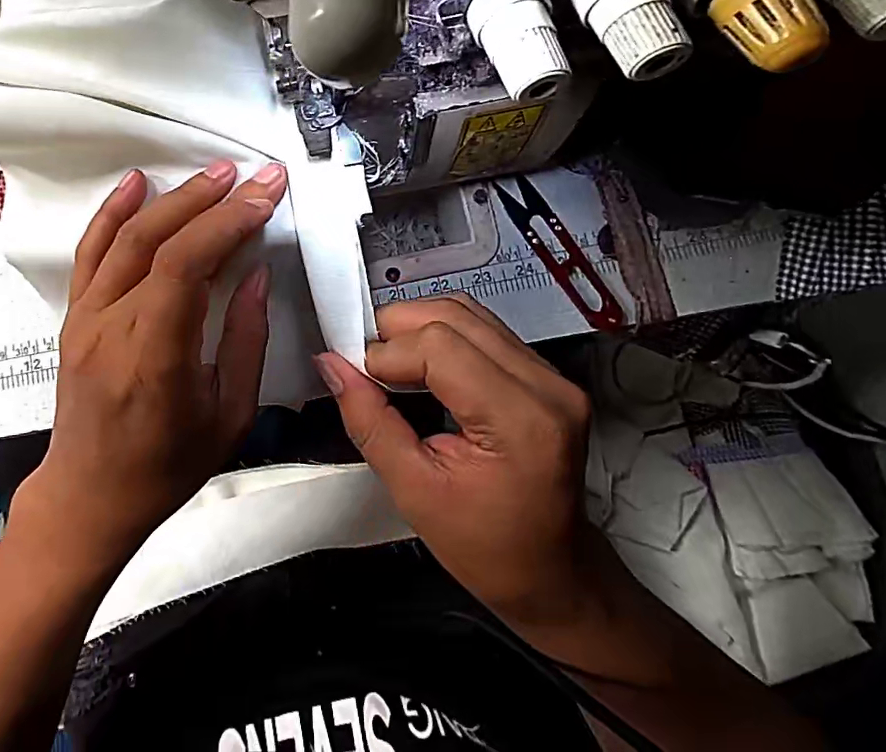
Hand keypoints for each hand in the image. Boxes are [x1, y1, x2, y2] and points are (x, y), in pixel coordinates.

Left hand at [14, 159, 285, 575]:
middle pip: (157, 241)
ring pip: (126, 238)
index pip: (186, 265)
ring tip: (214, 175)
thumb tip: (254, 277)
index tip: (263, 198)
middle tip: (252, 178)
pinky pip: (91, 253)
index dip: (227, 223)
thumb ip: (246, 341)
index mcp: (154, 359)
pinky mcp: (75, 318)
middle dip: (211, 201)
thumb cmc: (163, 468)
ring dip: (173, 199)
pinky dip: (112, 213)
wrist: (89, 496)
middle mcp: (111, 330)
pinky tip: (137, 185)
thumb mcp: (228, 416)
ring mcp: (85, 320)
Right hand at [316, 296, 673, 684]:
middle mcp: (547, 386)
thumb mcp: (414, 492)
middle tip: (365, 365)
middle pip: (454, 315)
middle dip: (397, 330)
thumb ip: (369, 422)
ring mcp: (551, 375)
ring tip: (389, 364)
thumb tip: (333, 367)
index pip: (440, 346)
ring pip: (467, 312)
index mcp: (521, 420)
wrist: (550, 573)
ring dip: (417, 327)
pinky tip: (419, 364)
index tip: (355, 375)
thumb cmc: (490, 549)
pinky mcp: (545, 373)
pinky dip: (441, 335)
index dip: (387, 353)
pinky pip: (483, 329)